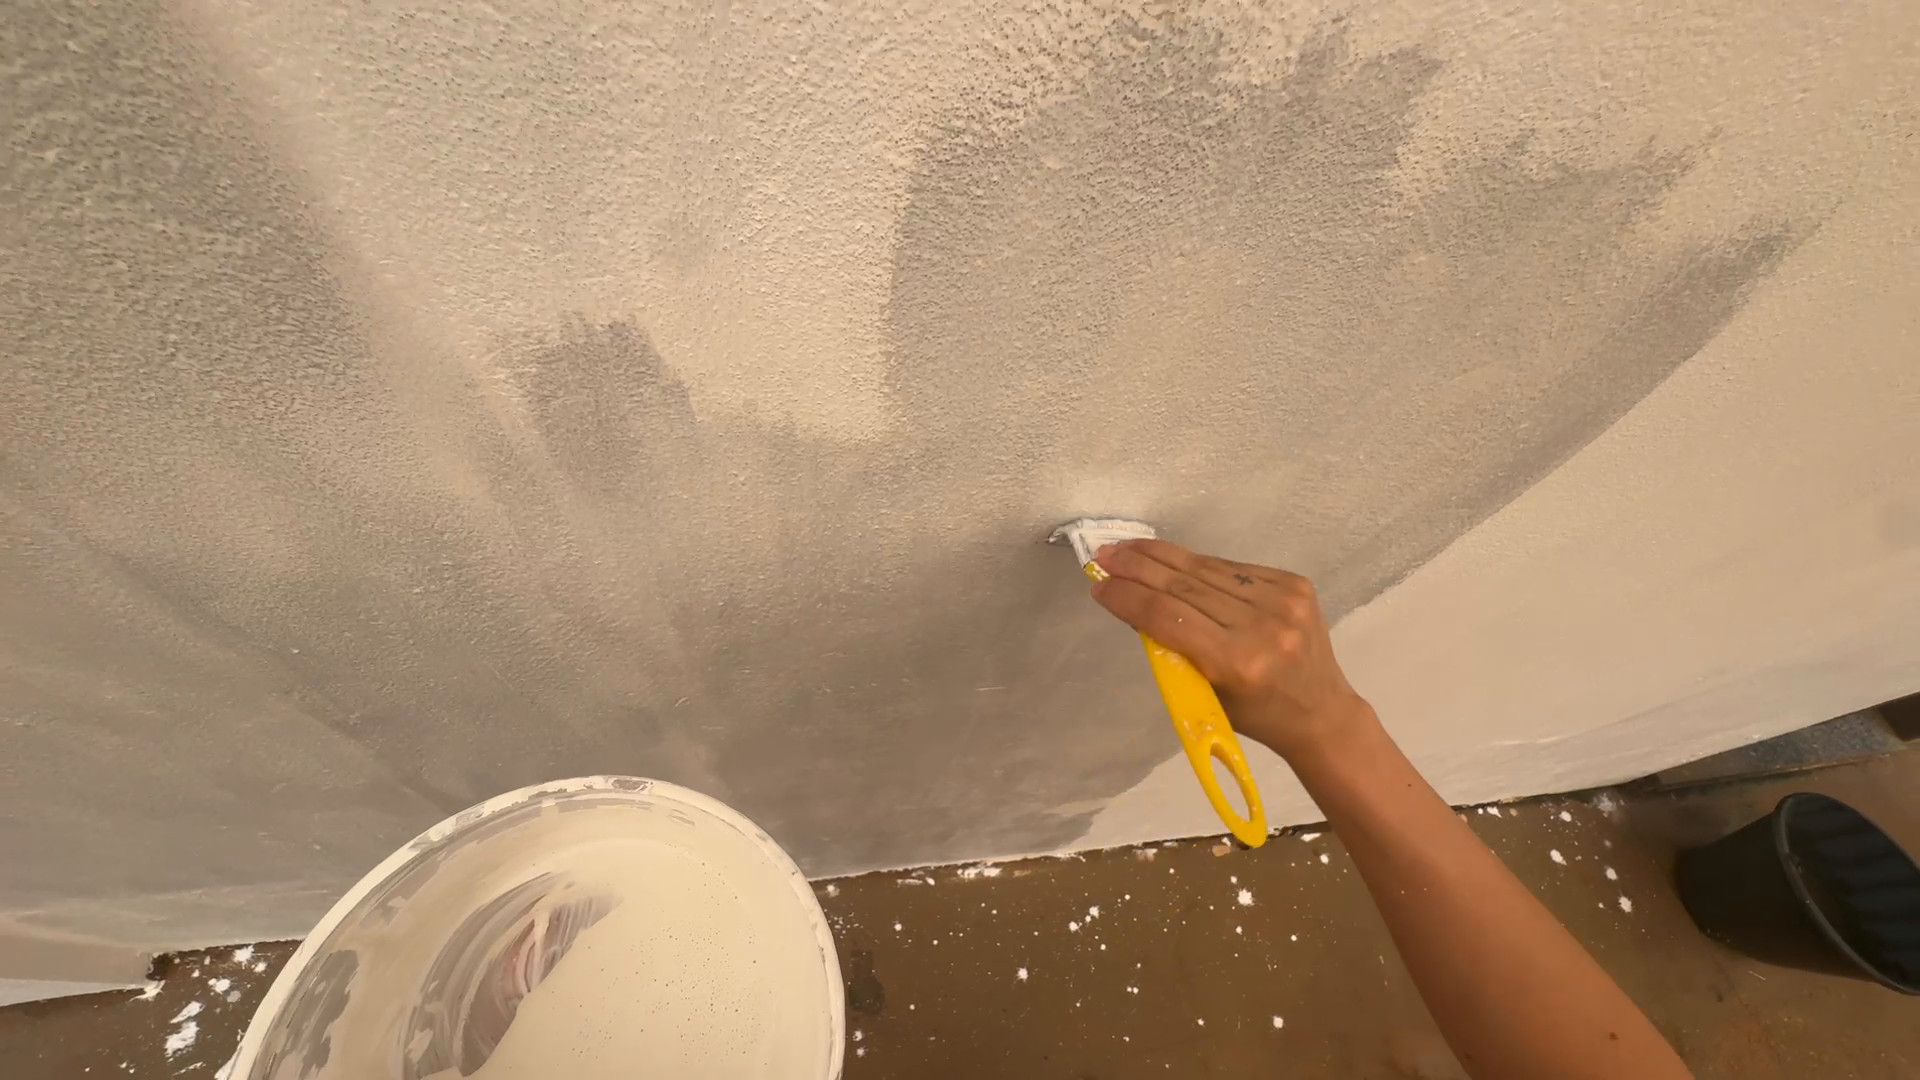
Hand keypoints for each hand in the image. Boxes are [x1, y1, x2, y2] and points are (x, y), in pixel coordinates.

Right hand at [1089, 538, 1373, 760]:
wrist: (1322, 712)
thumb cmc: (1255, 715)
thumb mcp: (1204, 693)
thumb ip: (1173, 647)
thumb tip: (1135, 601)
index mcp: (1236, 662)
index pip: (1167, 616)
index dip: (1128, 597)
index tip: (1098, 586)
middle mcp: (1262, 626)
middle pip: (1182, 585)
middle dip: (1136, 567)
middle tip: (1103, 554)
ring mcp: (1282, 601)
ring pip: (1204, 568)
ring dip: (1160, 556)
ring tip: (1128, 548)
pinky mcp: (1294, 584)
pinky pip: (1229, 567)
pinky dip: (1195, 563)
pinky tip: (1169, 559)